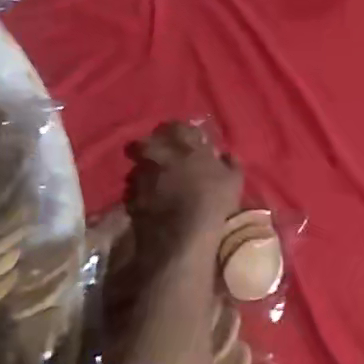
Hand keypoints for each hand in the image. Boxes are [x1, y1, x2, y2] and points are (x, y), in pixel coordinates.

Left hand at [127, 121, 242, 242]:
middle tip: (163, 158)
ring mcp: (140, 175)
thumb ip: (230, 162)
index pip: (178, 126)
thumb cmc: (212, 202)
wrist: (180, 237)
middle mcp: (157, 153)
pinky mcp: (129, 197)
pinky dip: (139, 192)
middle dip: (152, 147)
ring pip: (137, 165)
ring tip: (155, 182)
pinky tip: (149, 202)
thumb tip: (225, 154)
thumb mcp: (234, 181)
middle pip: (147, 141)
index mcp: (183, 144)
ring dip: (144, 169)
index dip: (181, 132)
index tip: (187, 142)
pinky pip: (133, 189)